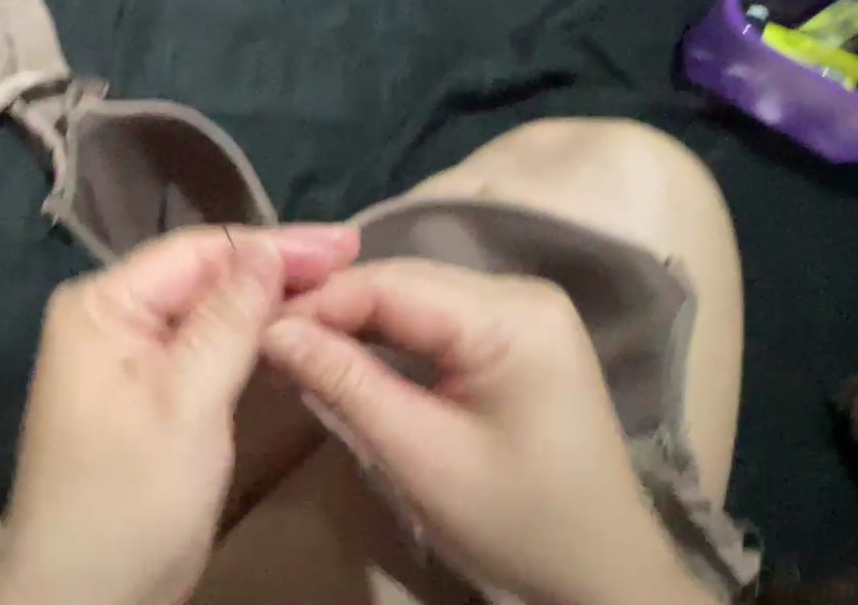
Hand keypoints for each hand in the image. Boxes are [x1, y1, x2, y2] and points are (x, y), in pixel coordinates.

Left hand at [0, 224, 359, 604]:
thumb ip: (227, 321)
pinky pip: (195, 340)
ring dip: (263, 297)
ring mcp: (119, 348)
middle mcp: (105, 312)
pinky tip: (284, 323)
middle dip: (272, 266)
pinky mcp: (137, 382)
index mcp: (101, 303)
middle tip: (348, 255)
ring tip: (331, 280)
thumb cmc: (131, 503)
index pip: (197, 252)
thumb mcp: (187, 405)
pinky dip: (242, 333)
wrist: (79, 596)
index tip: (344, 241)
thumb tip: (266, 248)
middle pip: (199, 273)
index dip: (272, 244)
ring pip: (201, 306)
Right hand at [260, 260, 714, 604]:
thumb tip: (268, 329)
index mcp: (512, 318)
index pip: (387, 283)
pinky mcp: (506, 327)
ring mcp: (516, 306)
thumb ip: (343, 384)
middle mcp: (517, 292)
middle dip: (327, 309)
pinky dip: (378, 331)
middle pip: (396, 281)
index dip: (315, 300)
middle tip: (264, 340)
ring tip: (291, 345)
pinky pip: (425, 312)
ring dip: (347, 319)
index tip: (253, 327)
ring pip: (405, 293)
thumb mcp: (420, 458)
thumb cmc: (518, 524)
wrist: (603, 577)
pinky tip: (341, 349)